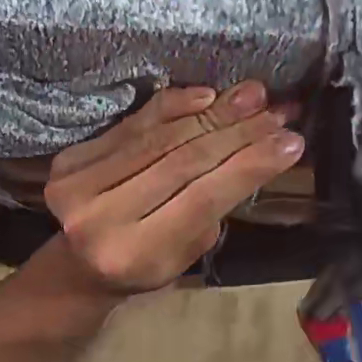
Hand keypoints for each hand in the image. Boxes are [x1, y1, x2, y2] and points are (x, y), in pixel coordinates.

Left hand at [41, 80, 304, 296]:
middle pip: (183, 162)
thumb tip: (261, 149)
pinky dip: (173, 105)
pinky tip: (208, 94)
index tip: (291, 142)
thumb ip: (214, 208)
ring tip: (253, 96)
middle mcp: (101, 218)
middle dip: (238, 134)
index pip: (203, 198)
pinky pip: (134, 123)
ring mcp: (79, 185)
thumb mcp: (185, 255)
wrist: (77, 267)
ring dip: (213, 112)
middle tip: (277, 113)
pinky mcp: (70, 159)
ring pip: (162, 137)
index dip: (249, 166)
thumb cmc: (142, 267)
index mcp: (135, 255)